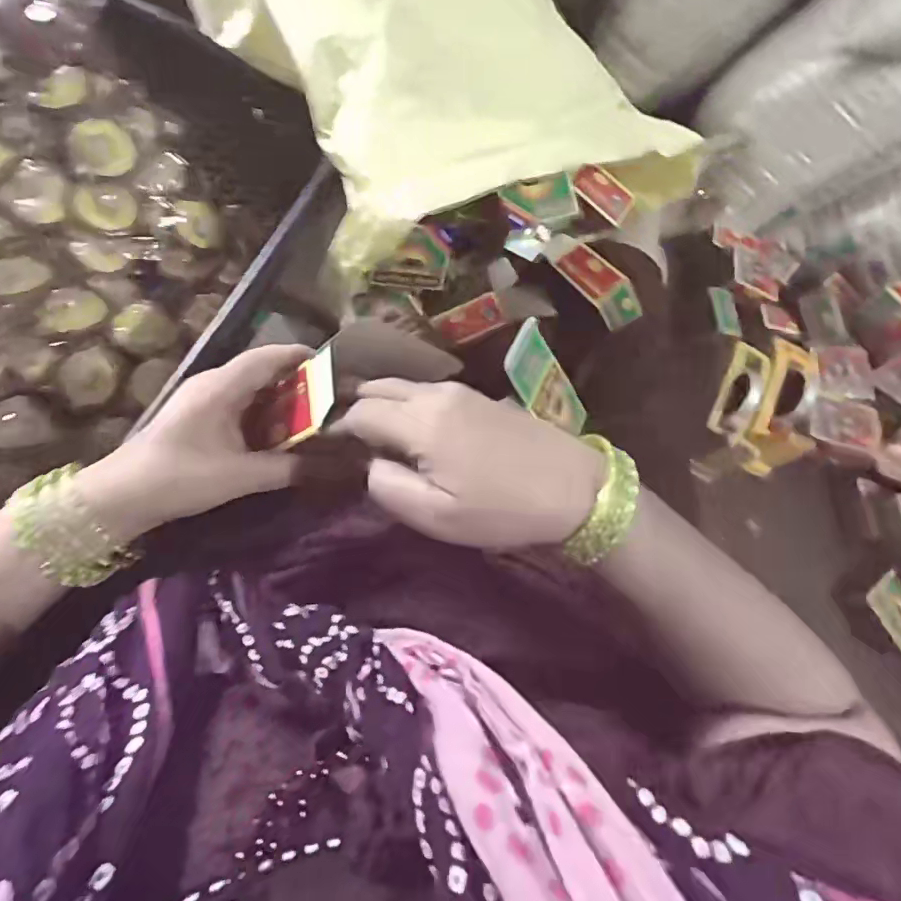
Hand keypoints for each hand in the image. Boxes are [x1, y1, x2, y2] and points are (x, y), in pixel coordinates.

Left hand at [82, 344, 311, 540]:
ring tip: (310, 416)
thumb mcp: (239, 476)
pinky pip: (237, 402)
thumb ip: (286, 469)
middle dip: (296, 381)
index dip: (300, 357)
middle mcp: (212, 383)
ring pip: (249, 387)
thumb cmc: (180, 476)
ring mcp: (201, 397)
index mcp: (222, 386)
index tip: (332, 366)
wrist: (121, 494)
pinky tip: (275, 434)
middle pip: (261, 370)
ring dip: (278, 399)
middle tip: (329, 398)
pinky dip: (261, 412)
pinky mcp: (195, 414)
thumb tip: (326, 466)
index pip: (268, 357)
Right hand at [331, 379, 604, 548]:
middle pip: (378, 388)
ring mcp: (461, 391)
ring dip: (381, 401)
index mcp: (419, 421)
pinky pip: (428, 391)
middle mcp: (435, 394)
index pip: (359, 412)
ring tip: (372, 429)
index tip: (323, 445)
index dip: (336, 427)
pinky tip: (412, 425)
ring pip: (403, 385)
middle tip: (341, 434)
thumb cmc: (502, 509)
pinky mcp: (481, 396)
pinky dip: (407, 402)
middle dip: (354, 405)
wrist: (577, 489)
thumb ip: (387, 486)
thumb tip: (370, 463)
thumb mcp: (435, 515)